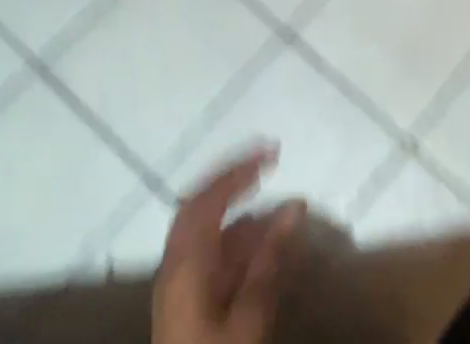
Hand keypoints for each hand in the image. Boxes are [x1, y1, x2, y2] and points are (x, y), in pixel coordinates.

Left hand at [153, 146, 305, 343]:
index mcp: (186, 264)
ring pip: (206, 228)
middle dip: (233, 178)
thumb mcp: (249, 315)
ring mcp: (178, 281)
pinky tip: (265, 240)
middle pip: (198, 205)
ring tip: (282, 204)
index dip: (237, 171)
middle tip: (269, 160)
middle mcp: (176, 264)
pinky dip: (238, 234)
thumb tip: (293, 208)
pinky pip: (210, 249)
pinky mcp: (186, 297)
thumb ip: (268, 260)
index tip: (273, 153)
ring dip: (241, 208)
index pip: (206, 200)